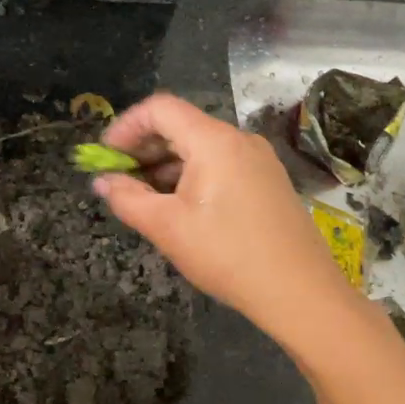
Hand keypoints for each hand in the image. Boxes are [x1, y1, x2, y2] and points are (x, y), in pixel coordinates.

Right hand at [91, 94, 359, 344]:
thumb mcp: (167, 227)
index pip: (160, 109)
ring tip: (143, 197)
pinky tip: (178, 206)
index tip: (105, 156)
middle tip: (118, 178)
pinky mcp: (266, 181)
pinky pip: (218, 164)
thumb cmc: (228, 255)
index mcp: (214, 142)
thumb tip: (102, 181)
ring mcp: (257, 160)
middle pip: (180, 125)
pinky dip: (190, 175)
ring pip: (199, 147)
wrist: (302, 295)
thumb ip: (127, 198)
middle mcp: (238, 140)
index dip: (126, 126)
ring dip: (164, 165)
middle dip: (142, 148)